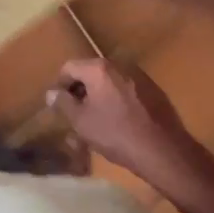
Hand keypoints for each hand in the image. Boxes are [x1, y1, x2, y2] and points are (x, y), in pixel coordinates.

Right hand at [47, 58, 199, 178]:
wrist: (163, 149)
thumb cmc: (116, 134)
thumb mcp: (82, 122)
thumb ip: (63, 103)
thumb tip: (51, 92)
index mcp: (99, 68)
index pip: (69, 67)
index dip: (60, 86)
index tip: (59, 106)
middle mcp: (119, 63)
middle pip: (90, 72)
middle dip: (81, 92)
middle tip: (77, 116)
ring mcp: (138, 74)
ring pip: (109, 82)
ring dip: (99, 96)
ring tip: (98, 122)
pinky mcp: (153, 88)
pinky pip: (127, 89)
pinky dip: (118, 100)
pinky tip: (120, 122)